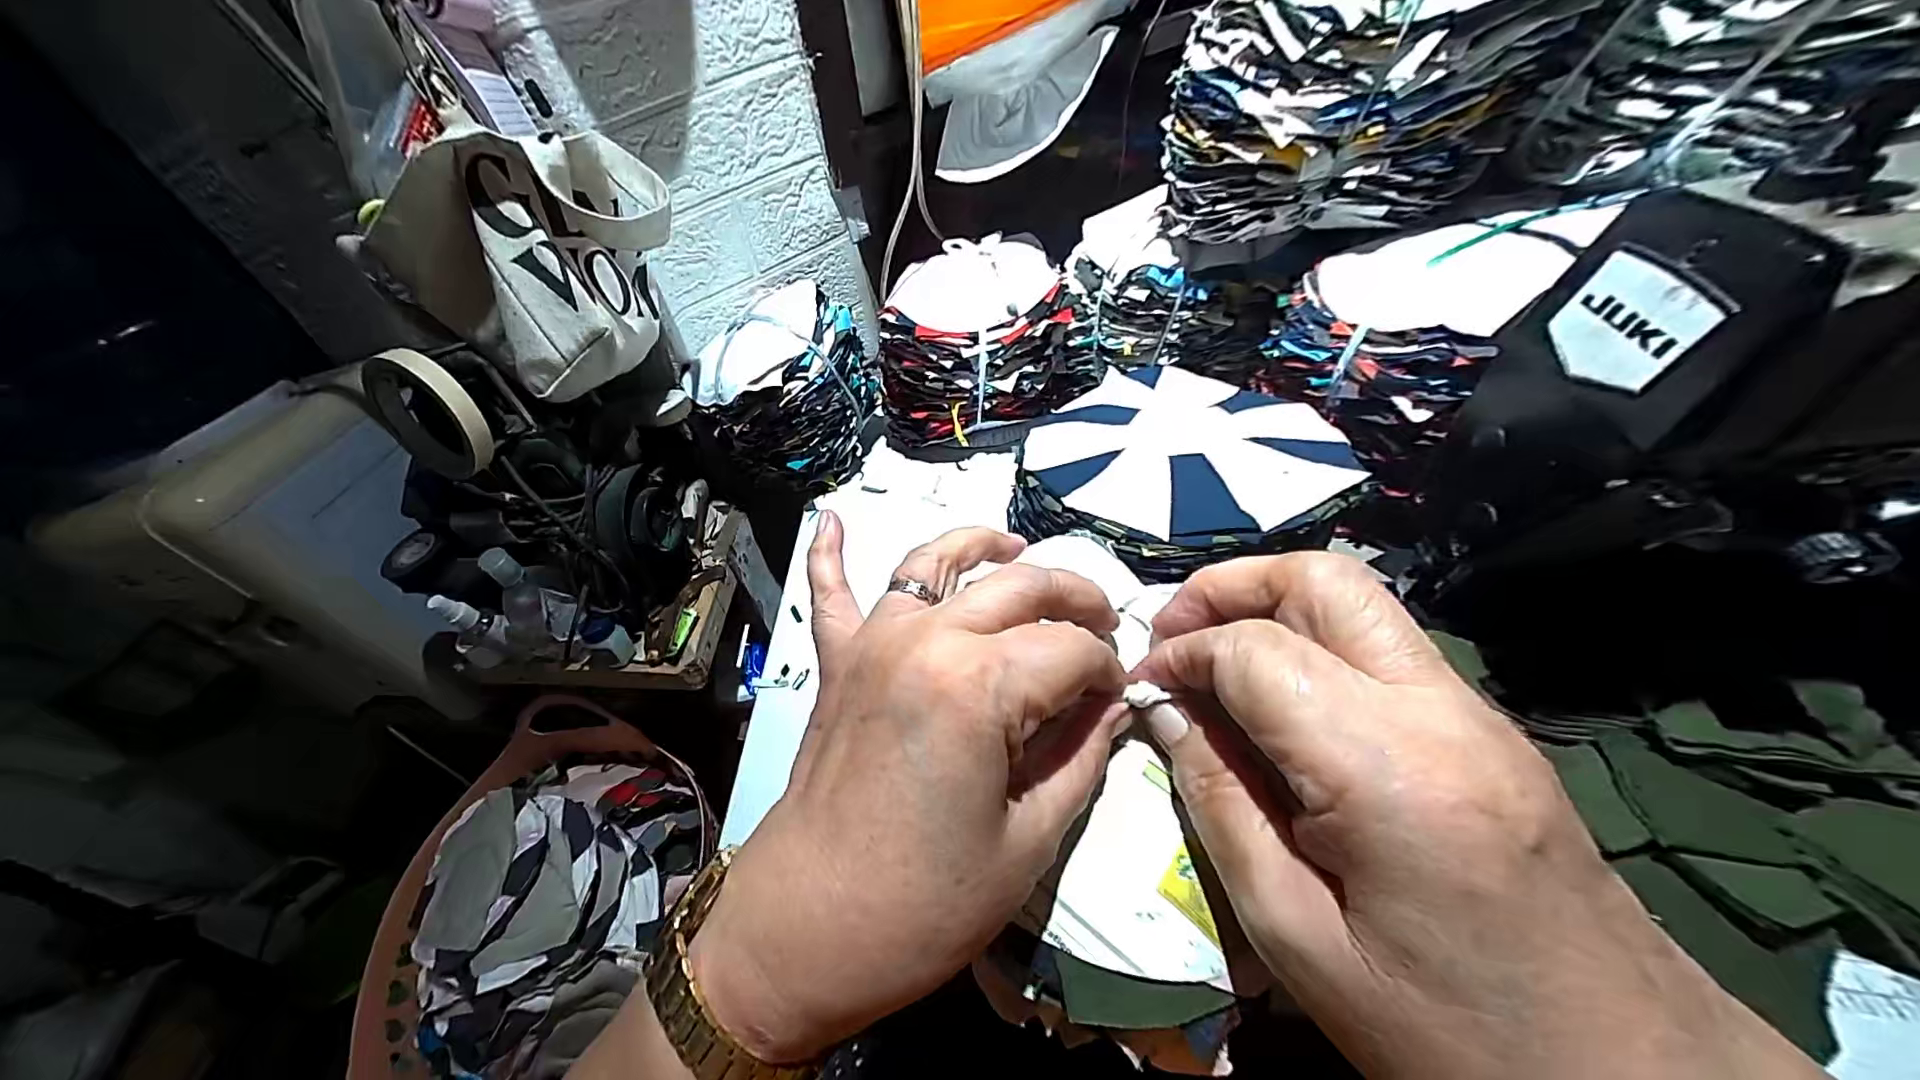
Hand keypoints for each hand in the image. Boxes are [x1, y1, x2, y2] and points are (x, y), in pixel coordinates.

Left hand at [690, 514, 1128, 1060]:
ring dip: (979, 546)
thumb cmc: (923, 903)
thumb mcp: (1027, 840)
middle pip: (1017, 588)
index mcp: (977, 684)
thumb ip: (1080, 758)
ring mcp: (873, 643)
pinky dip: (829, 555)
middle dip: (1073, 597)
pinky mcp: (838, 663)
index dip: (1107, 669)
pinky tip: (830, 520)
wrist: (806, 928)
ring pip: (933, 562)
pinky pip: (832, 594)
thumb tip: (1113, 708)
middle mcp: (924, 639)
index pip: (1070, 649)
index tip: (1120, 696)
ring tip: (1015, 547)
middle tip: (1104, 623)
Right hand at [1132, 553, 1822, 1078]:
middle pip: (1322, 581)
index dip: (1183, 655)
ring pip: (1355, 598)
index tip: (1143, 686)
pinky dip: (1306, 639)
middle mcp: (1440, 711)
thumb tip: (1169, 711)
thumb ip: (1217, 800)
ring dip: (1267, 604)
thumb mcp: (1291, 930)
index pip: (1257, 652)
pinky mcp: (1482, 726)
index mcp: (1389, 770)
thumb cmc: (1443, 1031)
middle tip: (1173, 633)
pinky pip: (1377, 644)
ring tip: (1211, 652)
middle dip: (1227, 587)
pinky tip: (1270, 694)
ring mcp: (1473, 711)